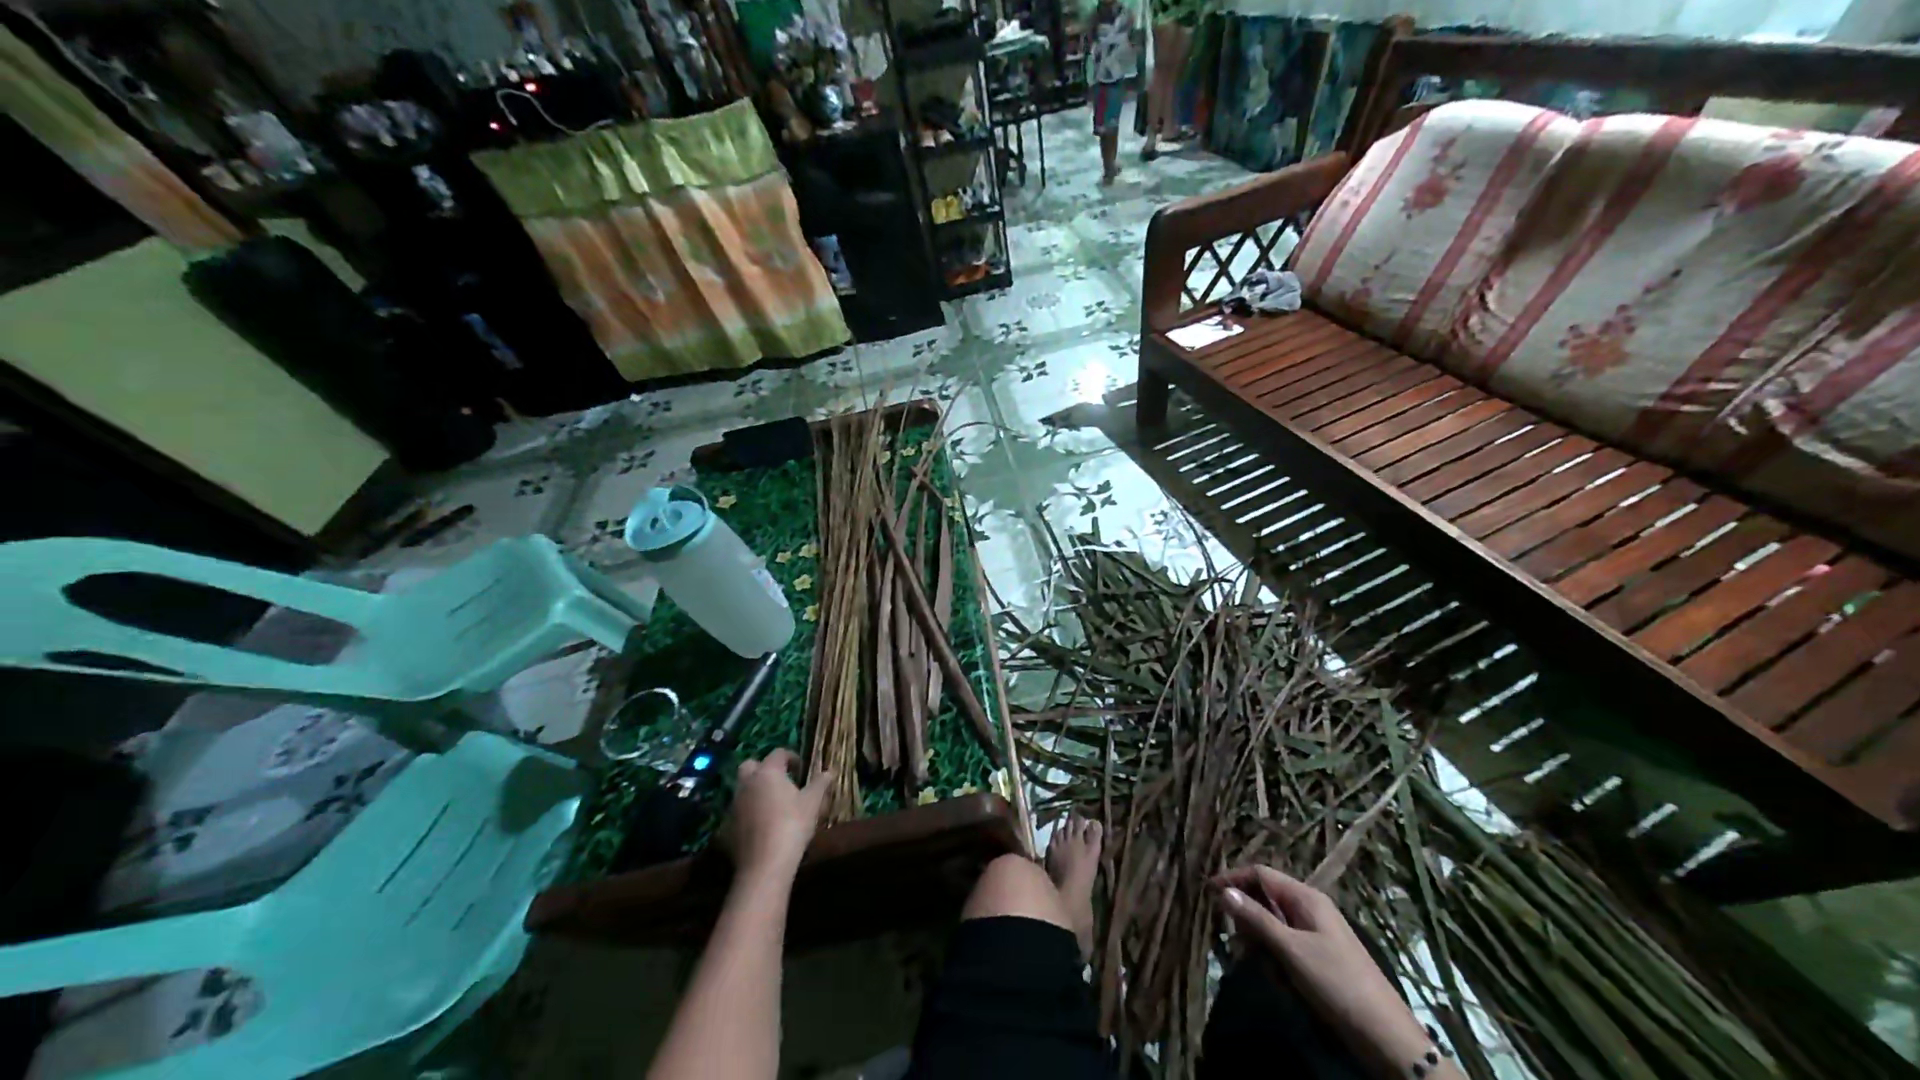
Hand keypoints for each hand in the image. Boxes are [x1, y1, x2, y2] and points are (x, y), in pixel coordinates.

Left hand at [724, 750, 830, 878]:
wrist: (765, 863)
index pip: (778, 753)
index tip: (801, 768)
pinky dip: (748, 812)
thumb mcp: (812, 803)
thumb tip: (829, 772)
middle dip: (764, 768)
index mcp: (768, 772)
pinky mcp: (727, 825)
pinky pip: (738, 811)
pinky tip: (761, 825)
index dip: (791, 757)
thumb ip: (820, 783)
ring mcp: (734, 804)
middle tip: (780, 781)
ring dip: (755, 790)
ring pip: (742, 788)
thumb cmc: (792, 825)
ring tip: (772, 804)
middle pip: (750, 765)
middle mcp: (747, 783)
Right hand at [1211, 866, 1430, 1075]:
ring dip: (1257, 934)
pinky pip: (1284, 941)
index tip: (1207, 892)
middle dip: (1245, 910)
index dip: (1233, 879)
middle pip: (1266, 895)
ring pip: (1273, 920)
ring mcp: (1316, 932)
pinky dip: (1271, 950)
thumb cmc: (1336, 983)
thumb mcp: (1291, 950)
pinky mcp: (1318, 955)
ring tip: (1248, 955)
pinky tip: (1270, 970)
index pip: (1261, 874)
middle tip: (1228, 932)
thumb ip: (1256, 919)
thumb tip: (1223, 891)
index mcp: (1307, 898)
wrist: (1384, 1034)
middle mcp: (1310, 908)